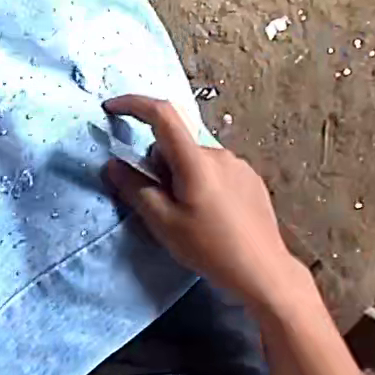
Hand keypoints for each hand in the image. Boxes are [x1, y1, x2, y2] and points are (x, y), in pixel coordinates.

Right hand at [102, 95, 308, 311]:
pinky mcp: (251, 179)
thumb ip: (136, 189)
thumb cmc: (209, 248)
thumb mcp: (163, 223)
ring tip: (189, 216)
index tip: (112, 108)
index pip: (162, 114)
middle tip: (161, 203)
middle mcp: (219, 154)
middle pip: (175, 145)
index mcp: (195, 160)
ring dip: (182, 177)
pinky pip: (215, 171)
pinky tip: (212, 217)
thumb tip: (113, 165)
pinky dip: (202, 184)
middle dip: (159, 165)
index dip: (133, 104)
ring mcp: (238, 165)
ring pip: (194, 159)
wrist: (262, 270)